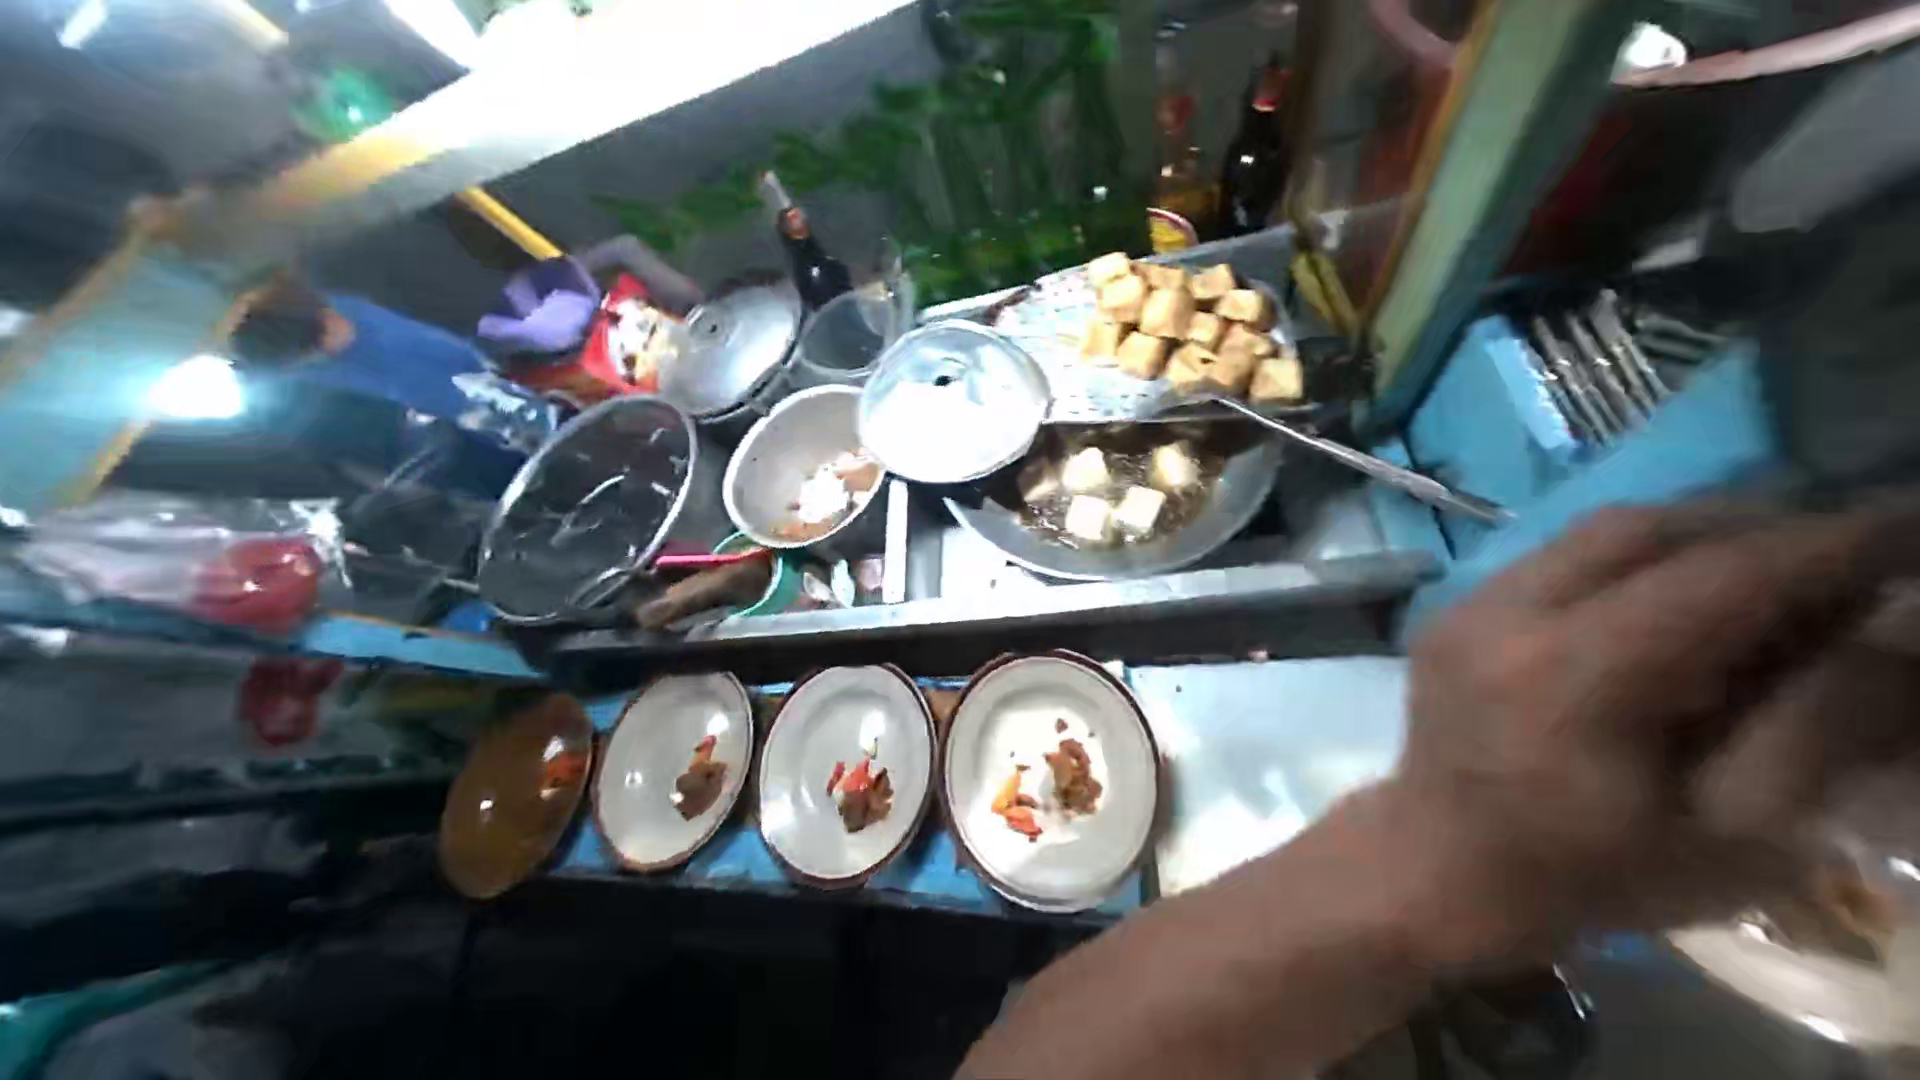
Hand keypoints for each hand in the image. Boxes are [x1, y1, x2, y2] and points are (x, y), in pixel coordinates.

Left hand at [1380, 501, 1919, 968]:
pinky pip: (1543, 562)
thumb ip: (1821, 721)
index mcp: (1568, 671)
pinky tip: (1668, 598)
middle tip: (1840, 554)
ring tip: (1763, 573)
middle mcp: (1499, 616)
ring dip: (1681, 539)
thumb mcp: (1740, 829)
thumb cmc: (1591, 867)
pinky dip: (1617, 562)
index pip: (1715, 575)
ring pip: (1583, 537)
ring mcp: (1460, 609)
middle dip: (1749, 526)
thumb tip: (1894, 619)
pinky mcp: (1445, 616)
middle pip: (1635, 530)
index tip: (1915, 524)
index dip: (1829, 544)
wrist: (1442, 857)